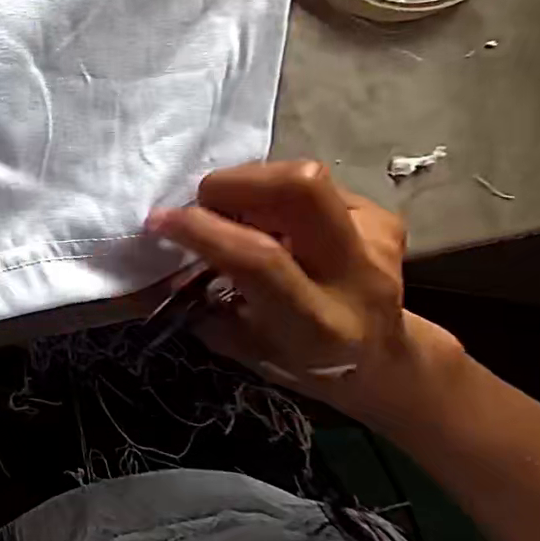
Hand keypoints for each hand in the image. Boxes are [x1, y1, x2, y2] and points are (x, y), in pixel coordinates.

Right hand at [145, 161, 461, 416]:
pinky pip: (315, 185)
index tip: (160, 221)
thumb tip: (156, 267)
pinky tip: (275, 220)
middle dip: (237, 182)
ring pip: (305, 177)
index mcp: (318, 322)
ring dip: (252, 184)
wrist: (382, 361)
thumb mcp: (243, 347)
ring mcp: (376, 241)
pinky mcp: (383, 218)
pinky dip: (278, 193)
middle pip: (301, 189)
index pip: (259, 257)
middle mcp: (356, 276)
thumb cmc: (301, 363)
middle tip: (205, 200)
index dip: (202, 230)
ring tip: (235, 212)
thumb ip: (202, 304)